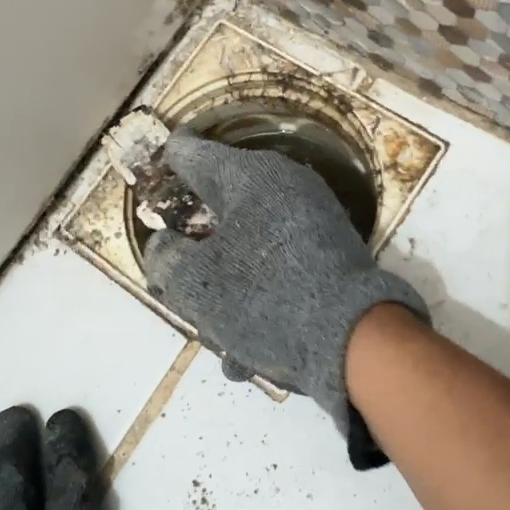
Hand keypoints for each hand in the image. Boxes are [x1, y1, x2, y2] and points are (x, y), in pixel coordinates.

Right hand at [145, 130, 428, 468]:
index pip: (194, 153)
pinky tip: (244, 356)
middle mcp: (287, 190)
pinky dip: (258, 308)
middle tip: (168, 266)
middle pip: (224, 208)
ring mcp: (314, 225)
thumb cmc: (263, 296)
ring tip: (211, 334)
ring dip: (225, 292)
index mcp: (252, 177)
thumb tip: (165, 246)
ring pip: (250, 252)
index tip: (156, 161)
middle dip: (194, 245)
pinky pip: (279, 277)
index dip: (168, 159)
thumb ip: (167, 258)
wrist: (353, 338)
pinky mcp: (332, 263)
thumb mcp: (195, 282)